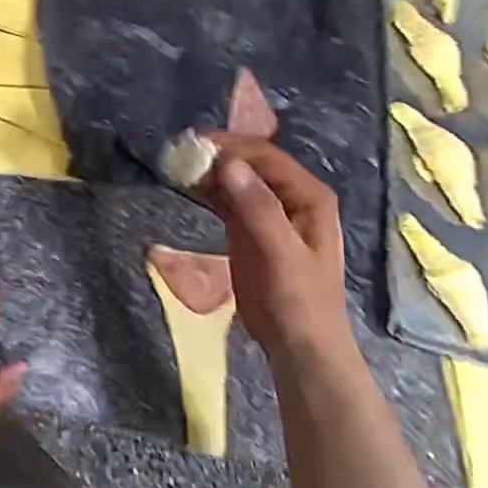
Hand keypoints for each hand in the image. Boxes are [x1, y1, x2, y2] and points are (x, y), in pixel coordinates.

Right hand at [202, 132, 356, 361]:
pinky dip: (208, 192)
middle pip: (250, 164)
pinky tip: (187, 186)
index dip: (233, 147)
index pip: (267, 158)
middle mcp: (290, 197)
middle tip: (180, 151)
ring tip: (178, 164)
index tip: (196, 143)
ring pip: (236, 181)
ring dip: (210, 172)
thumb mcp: (280, 253)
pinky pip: (227, 202)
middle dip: (218, 155)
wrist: (298, 344)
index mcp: (309, 197)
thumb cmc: (300, 300)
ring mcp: (268, 213)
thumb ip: (258, 208)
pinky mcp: (248, 230)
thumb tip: (228, 165)